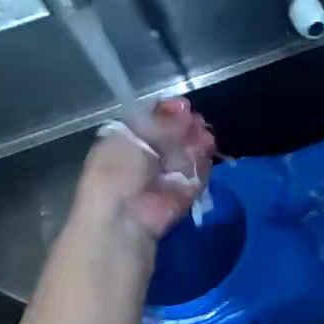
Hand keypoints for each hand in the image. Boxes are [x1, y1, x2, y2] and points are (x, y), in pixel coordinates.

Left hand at [74, 98, 216, 240]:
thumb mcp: (131, 137)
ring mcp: (166, 177)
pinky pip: (197, 174)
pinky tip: (205, 151)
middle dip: (186, 126)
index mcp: (125, 141)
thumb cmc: (117, 171)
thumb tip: (183, 112)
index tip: (183, 106)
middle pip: (173, 136)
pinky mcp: (184, 194)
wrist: (124, 217)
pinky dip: (202, 163)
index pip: (152, 120)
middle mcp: (146, 157)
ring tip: (204, 136)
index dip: (168, 111)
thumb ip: (158, 123)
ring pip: (188, 153)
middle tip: (197, 121)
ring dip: (197, 142)